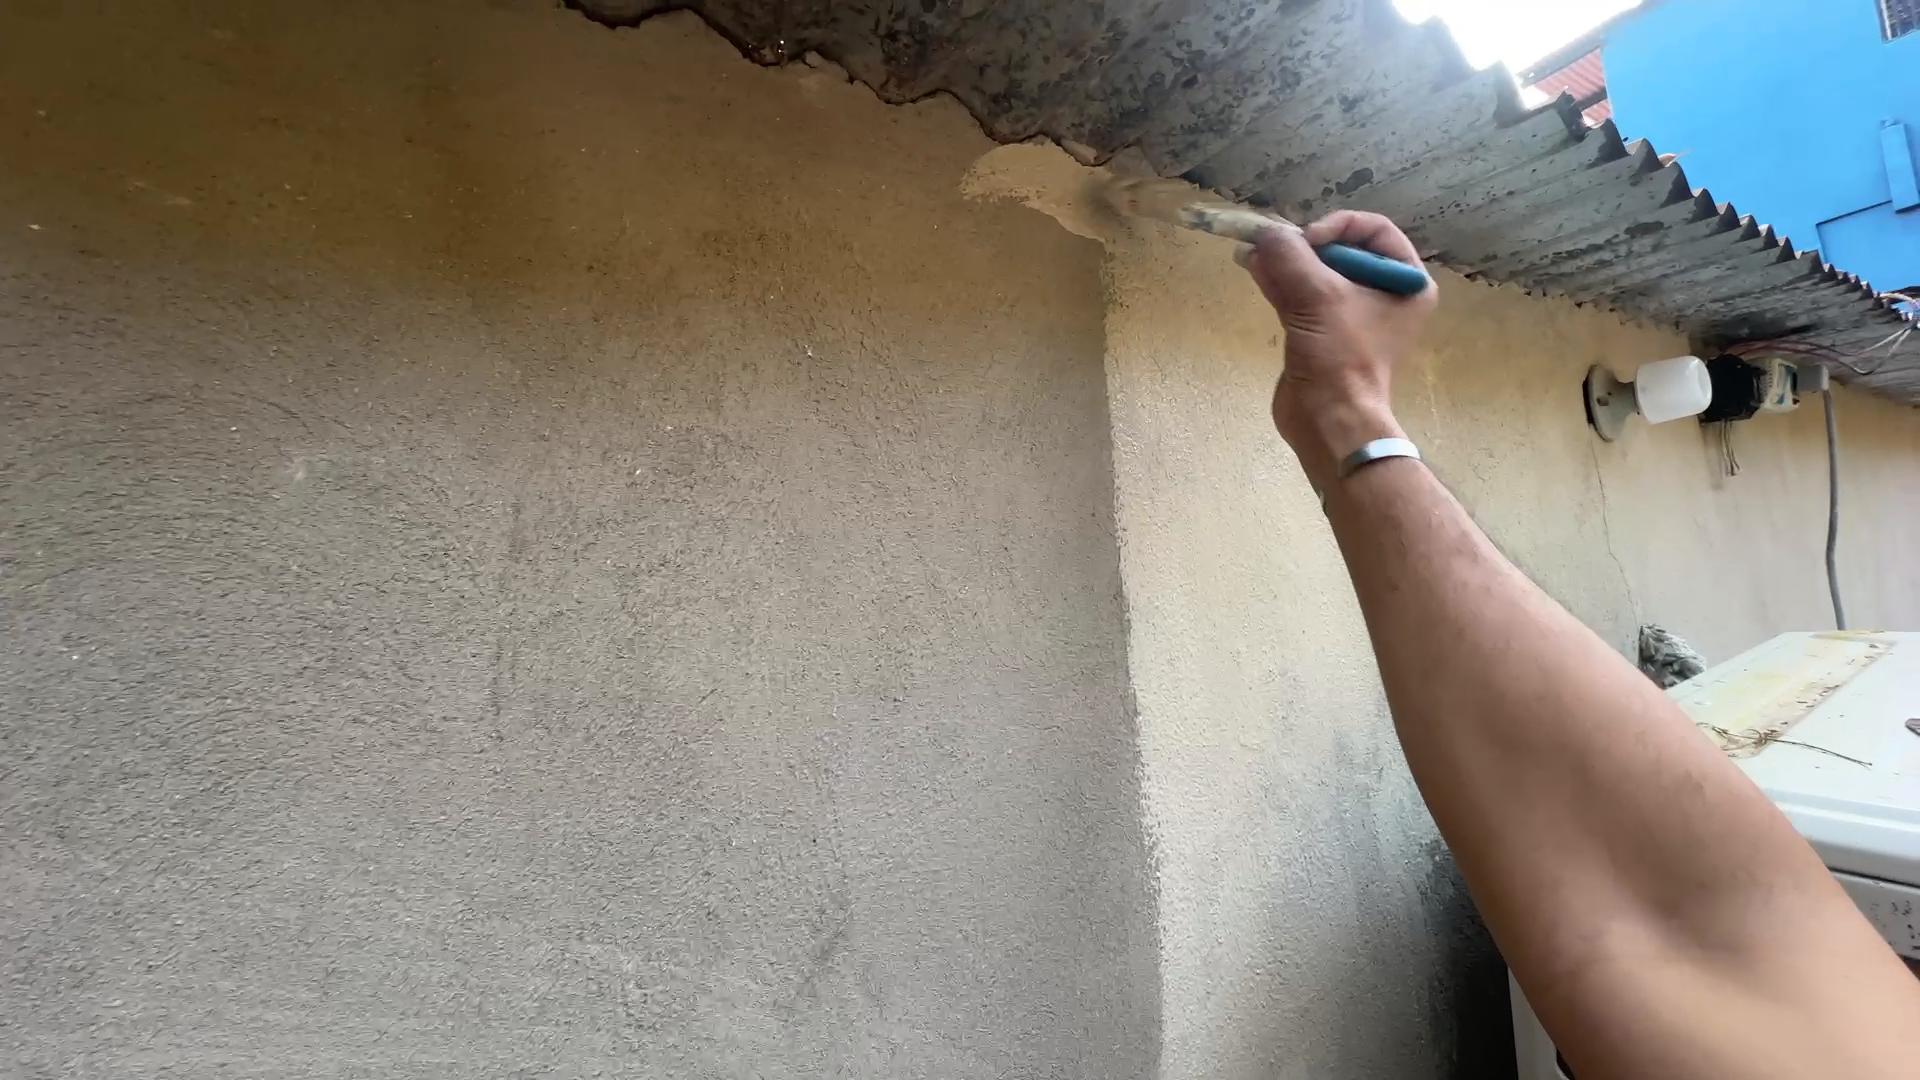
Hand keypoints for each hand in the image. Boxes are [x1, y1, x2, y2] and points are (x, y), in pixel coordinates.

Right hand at [1238, 211, 1436, 489]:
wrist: (1328, 420)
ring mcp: (1348, 318)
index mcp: (1405, 281)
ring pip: (1314, 276)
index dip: (1336, 227)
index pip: (1373, 231)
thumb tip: (1263, 233)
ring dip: (1283, 263)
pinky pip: (1299, 299)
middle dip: (1301, 246)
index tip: (1306, 242)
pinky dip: (1277, 283)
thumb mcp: (1318, 299)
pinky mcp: (1319, 336)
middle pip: (1339, 252)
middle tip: (1272, 245)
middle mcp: (1382, 295)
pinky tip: (1253, 268)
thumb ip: (1290, 258)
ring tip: (1251, 252)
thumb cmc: (1340, 358)